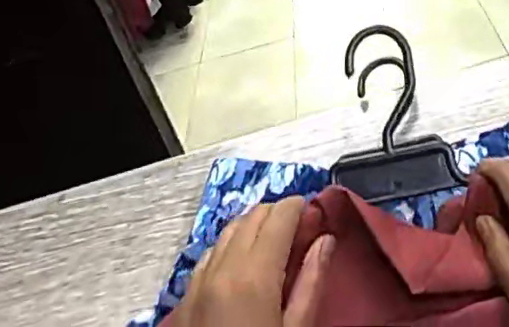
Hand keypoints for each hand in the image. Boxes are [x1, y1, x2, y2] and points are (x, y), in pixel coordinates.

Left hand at [169, 197, 332, 326]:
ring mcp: (197, 283)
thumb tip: (326, 239)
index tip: (315, 217)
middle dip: (278, 216)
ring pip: (229, 231)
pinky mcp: (183, 301)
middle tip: (299, 235)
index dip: (300, 208)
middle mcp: (221, 268)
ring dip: (252, 229)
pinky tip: (241, 271)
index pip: (280, 214)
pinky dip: (229, 249)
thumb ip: (311, 282)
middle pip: (254, 216)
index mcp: (253, 273)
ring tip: (272, 250)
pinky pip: (209, 256)